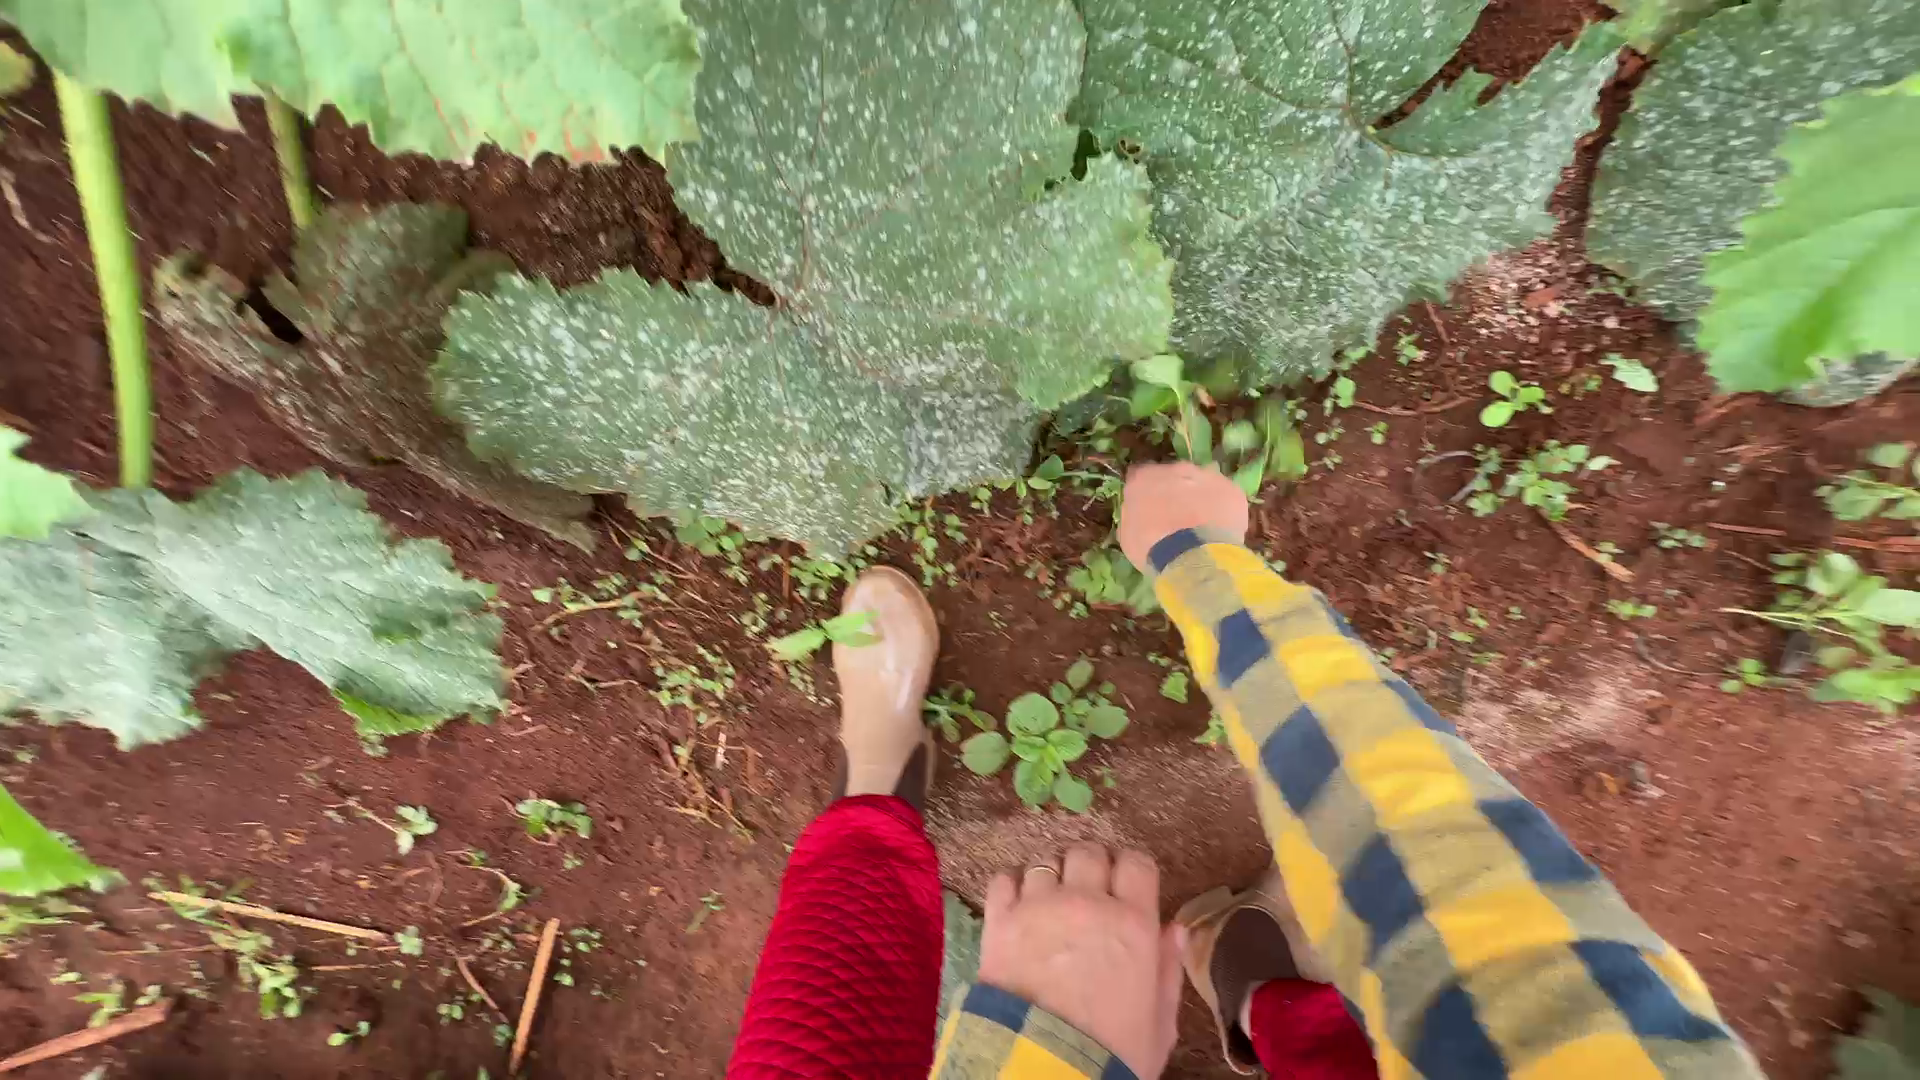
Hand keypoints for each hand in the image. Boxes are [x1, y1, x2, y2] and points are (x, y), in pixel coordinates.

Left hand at [977, 845, 1184, 1078]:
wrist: (1045, 1070)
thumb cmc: (1112, 1054)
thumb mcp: (1158, 1024)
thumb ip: (1168, 970)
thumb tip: (1175, 928)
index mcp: (1132, 923)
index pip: (1136, 863)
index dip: (1132, 870)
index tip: (1126, 886)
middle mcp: (1086, 901)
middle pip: (1088, 852)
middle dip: (1091, 867)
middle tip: (1088, 892)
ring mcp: (1040, 905)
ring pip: (1046, 861)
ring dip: (1051, 877)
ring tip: (1050, 903)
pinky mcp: (1001, 918)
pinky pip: (1005, 878)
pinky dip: (1012, 886)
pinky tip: (1017, 906)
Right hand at [1117, 462, 1248, 570]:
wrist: (1194, 556)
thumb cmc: (1152, 547)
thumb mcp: (1128, 533)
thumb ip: (1134, 513)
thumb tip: (1140, 511)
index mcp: (1143, 477)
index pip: (1139, 476)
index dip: (1144, 491)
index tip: (1146, 506)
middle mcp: (1175, 468)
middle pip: (1173, 475)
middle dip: (1173, 491)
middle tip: (1175, 515)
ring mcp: (1206, 475)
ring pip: (1201, 481)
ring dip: (1198, 496)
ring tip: (1200, 522)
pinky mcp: (1231, 489)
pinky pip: (1224, 495)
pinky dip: (1221, 507)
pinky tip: (1220, 527)